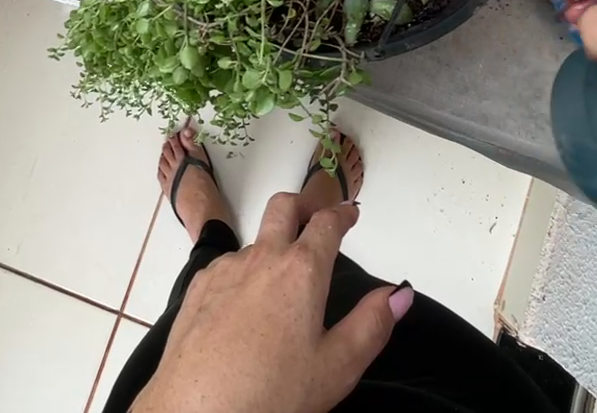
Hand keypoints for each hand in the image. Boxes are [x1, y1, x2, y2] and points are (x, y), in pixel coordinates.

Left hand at [131, 193, 412, 412]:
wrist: (196, 408)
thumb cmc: (272, 392)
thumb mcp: (337, 367)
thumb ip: (372, 324)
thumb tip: (400, 292)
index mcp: (301, 270)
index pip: (327, 224)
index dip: (342, 214)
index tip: (350, 213)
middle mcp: (263, 256)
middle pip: (283, 207)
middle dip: (304, 204)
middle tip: (316, 218)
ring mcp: (228, 266)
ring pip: (255, 239)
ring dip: (273, 245)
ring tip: (283, 280)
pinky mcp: (200, 283)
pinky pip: (229, 265)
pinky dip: (245, 273)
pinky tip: (246, 307)